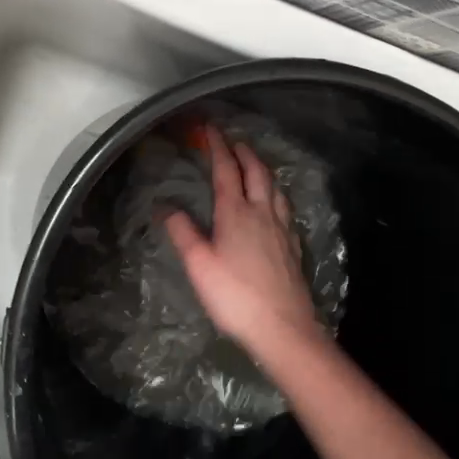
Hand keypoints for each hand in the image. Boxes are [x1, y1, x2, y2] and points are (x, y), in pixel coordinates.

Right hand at [163, 123, 321, 355]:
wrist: (284, 329)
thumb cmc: (235, 296)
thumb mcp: (199, 266)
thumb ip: (182, 232)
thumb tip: (165, 206)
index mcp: (235, 212)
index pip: (226, 170)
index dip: (217, 146)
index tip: (210, 128)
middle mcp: (261, 213)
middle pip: (255, 172)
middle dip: (244, 152)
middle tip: (234, 140)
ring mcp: (281, 229)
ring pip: (274, 187)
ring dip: (262, 169)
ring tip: (255, 164)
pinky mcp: (293, 246)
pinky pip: (284, 207)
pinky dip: (275, 193)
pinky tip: (274, 204)